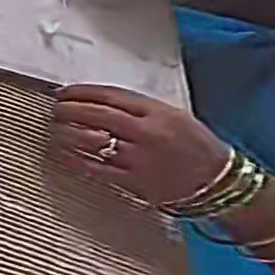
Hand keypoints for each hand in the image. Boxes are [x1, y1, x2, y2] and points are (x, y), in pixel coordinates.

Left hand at [52, 85, 231, 206]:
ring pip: (91, 140)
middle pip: (97, 115)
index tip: (63, 92)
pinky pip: (95, 167)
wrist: (219, 182)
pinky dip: (75, 158)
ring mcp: (139, 158)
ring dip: (66, 132)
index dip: (81, 92)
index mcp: (160, 113)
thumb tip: (96, 100)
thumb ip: (137, 108)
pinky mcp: (133, 180)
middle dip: (69, 109)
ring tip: (55, 128)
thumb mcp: (174, 117)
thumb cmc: (195, 147)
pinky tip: (63, 152)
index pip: (111, 96)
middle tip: (55, 108)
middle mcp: (149, 133)